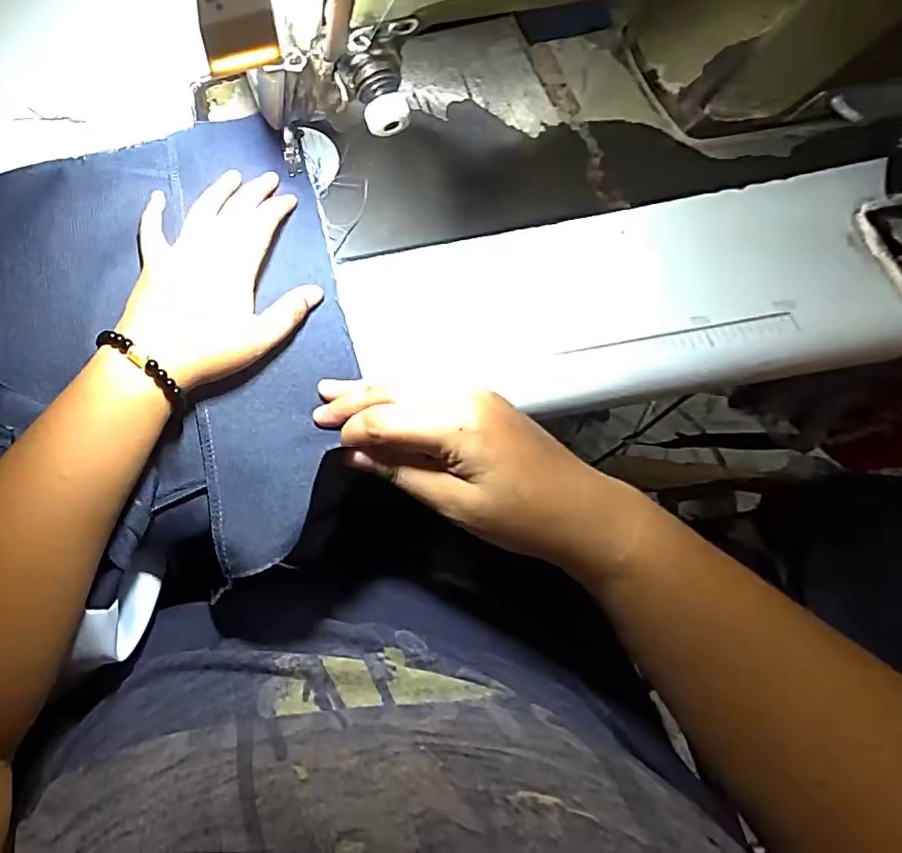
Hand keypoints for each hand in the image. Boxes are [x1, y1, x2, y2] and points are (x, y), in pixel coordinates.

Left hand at [115, 170, 323, 387]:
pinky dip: (154, 212)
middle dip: (254, 193)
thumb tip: (314, 293)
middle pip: (235, 211)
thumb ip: (288, 313)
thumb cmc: (207, 351)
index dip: (276, 209)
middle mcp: (208, 249)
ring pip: (201, 211)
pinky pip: (152, 230)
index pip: (261, 225)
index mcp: (237, 265)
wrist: (153, 360)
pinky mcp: (153, 262)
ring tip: (231, 177)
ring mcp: (178, 252)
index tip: (288, 199)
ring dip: (218, 191)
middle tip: (268, 180)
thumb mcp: (258, 339)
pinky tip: (157, 198)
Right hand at [313, 381, 661, 584]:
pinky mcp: (480, 396)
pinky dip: (397, 391)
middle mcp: (462, 393)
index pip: (387, 418)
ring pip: (408, 382)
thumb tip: (355, 456)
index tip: (328, 444)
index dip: (354, 431)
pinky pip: (426, 386)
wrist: (585, 510)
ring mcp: (474, 390)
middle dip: (354, 400)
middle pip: (394, 390)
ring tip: (332, 390)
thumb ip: (400, 473)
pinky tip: (378, 392)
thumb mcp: (455, 504)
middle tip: (317, 411)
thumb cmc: (521, 518)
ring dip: (370, 389)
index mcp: (456, 421)